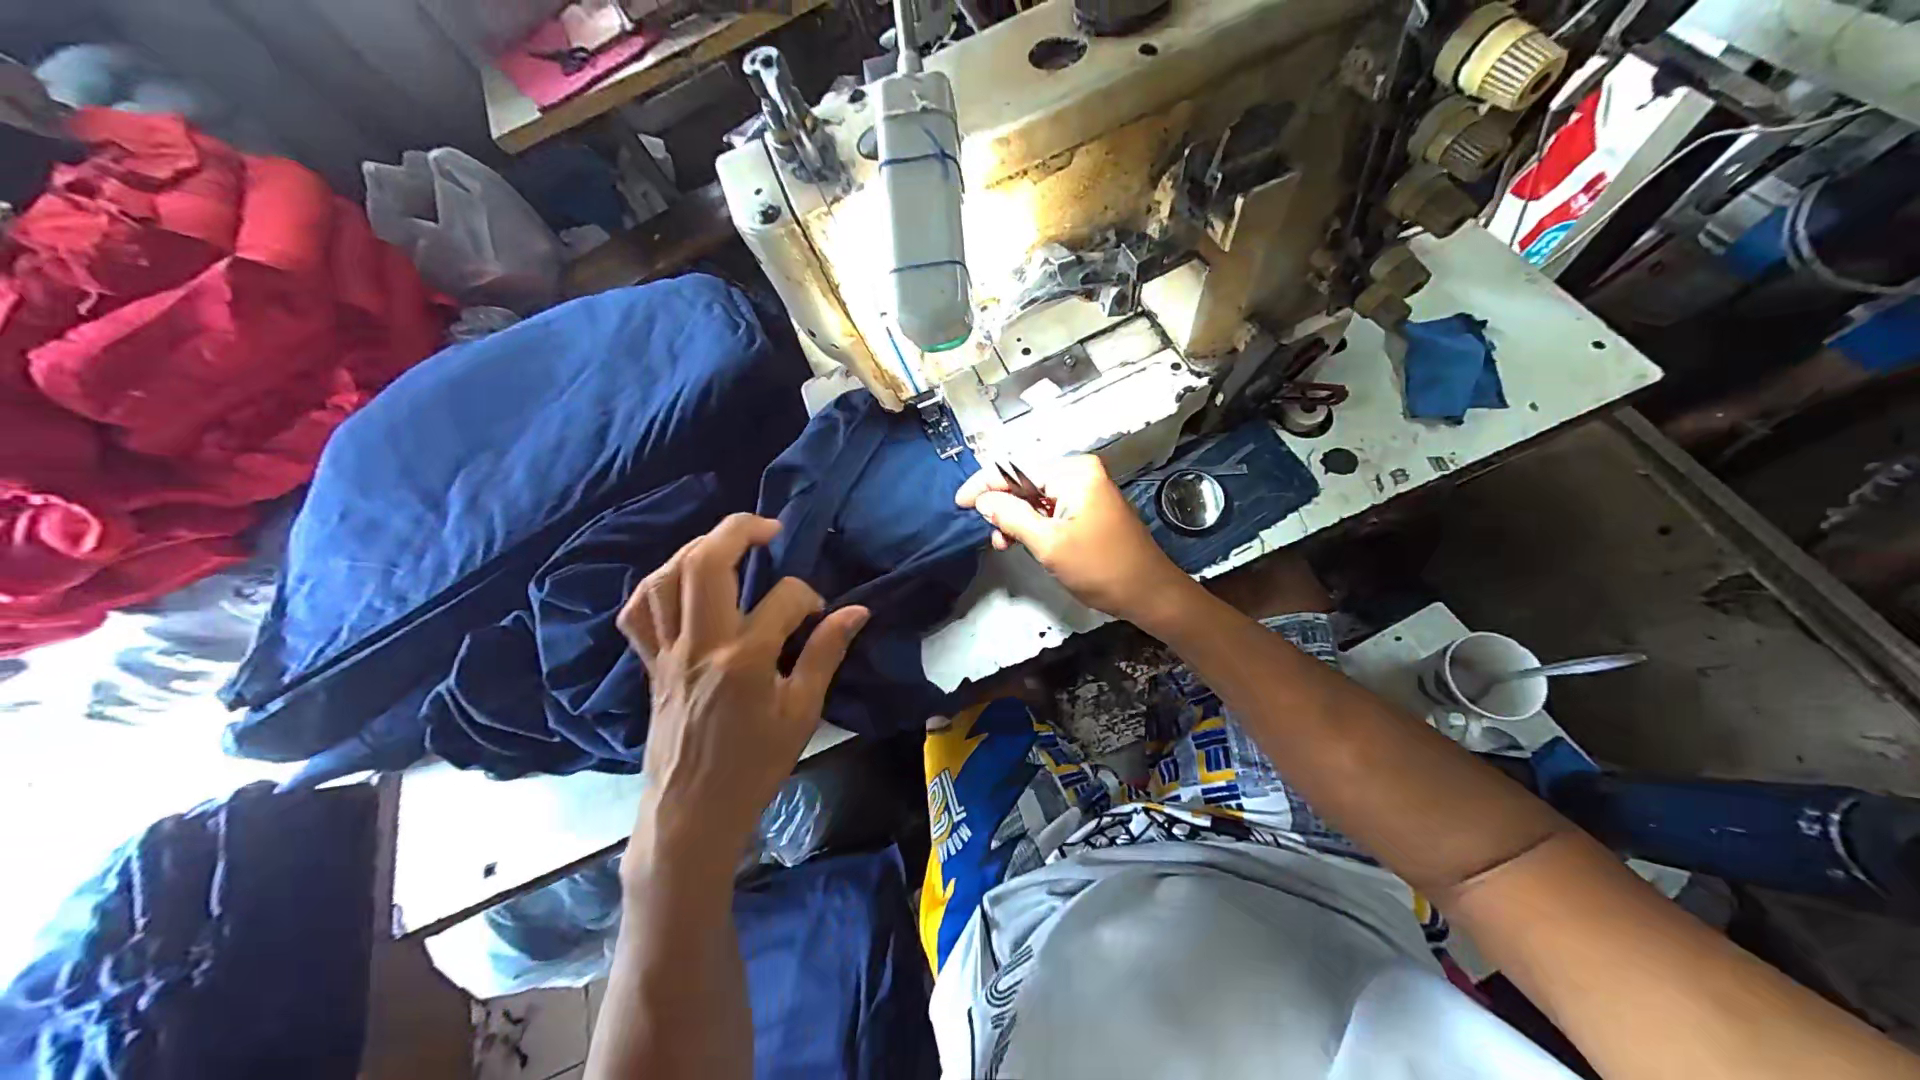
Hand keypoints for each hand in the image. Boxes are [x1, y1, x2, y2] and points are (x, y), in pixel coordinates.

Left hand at [617, 514, 868, 876]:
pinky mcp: (649, 666)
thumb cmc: (754, 767)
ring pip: (664, 579)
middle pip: (706, 563)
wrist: (692, 814)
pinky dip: (655, 587)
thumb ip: (825, 654)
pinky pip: (637, 614)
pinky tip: (678, 585)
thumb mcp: (802, 713)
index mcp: (744, 659)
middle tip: (768, 528)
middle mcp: (699, 645)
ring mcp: (666, 653)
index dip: (809, 596)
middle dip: (738, 530)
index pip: (784, 598)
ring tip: (725, 546)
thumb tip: (856, 611)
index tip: (821, 613)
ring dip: (695, 549)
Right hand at [956, 455, 1204, 632]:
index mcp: (1074, 473)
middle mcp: (1081, 473)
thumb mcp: (1048, 544)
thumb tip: (983, 500)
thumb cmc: (1101, 568)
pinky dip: (1034, 524)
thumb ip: (1012, 517)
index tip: (960, 502)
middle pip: (1026, 481)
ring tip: (1005, 543)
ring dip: (1016, 518)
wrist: (1149, 594)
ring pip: (1036, 497)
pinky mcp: (1089, 508)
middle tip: (988, 532)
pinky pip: (1051, 508)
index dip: (985, 485)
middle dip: (1002, 505)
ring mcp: (1087, 490)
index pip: (1017, 469)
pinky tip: (1022, 541)